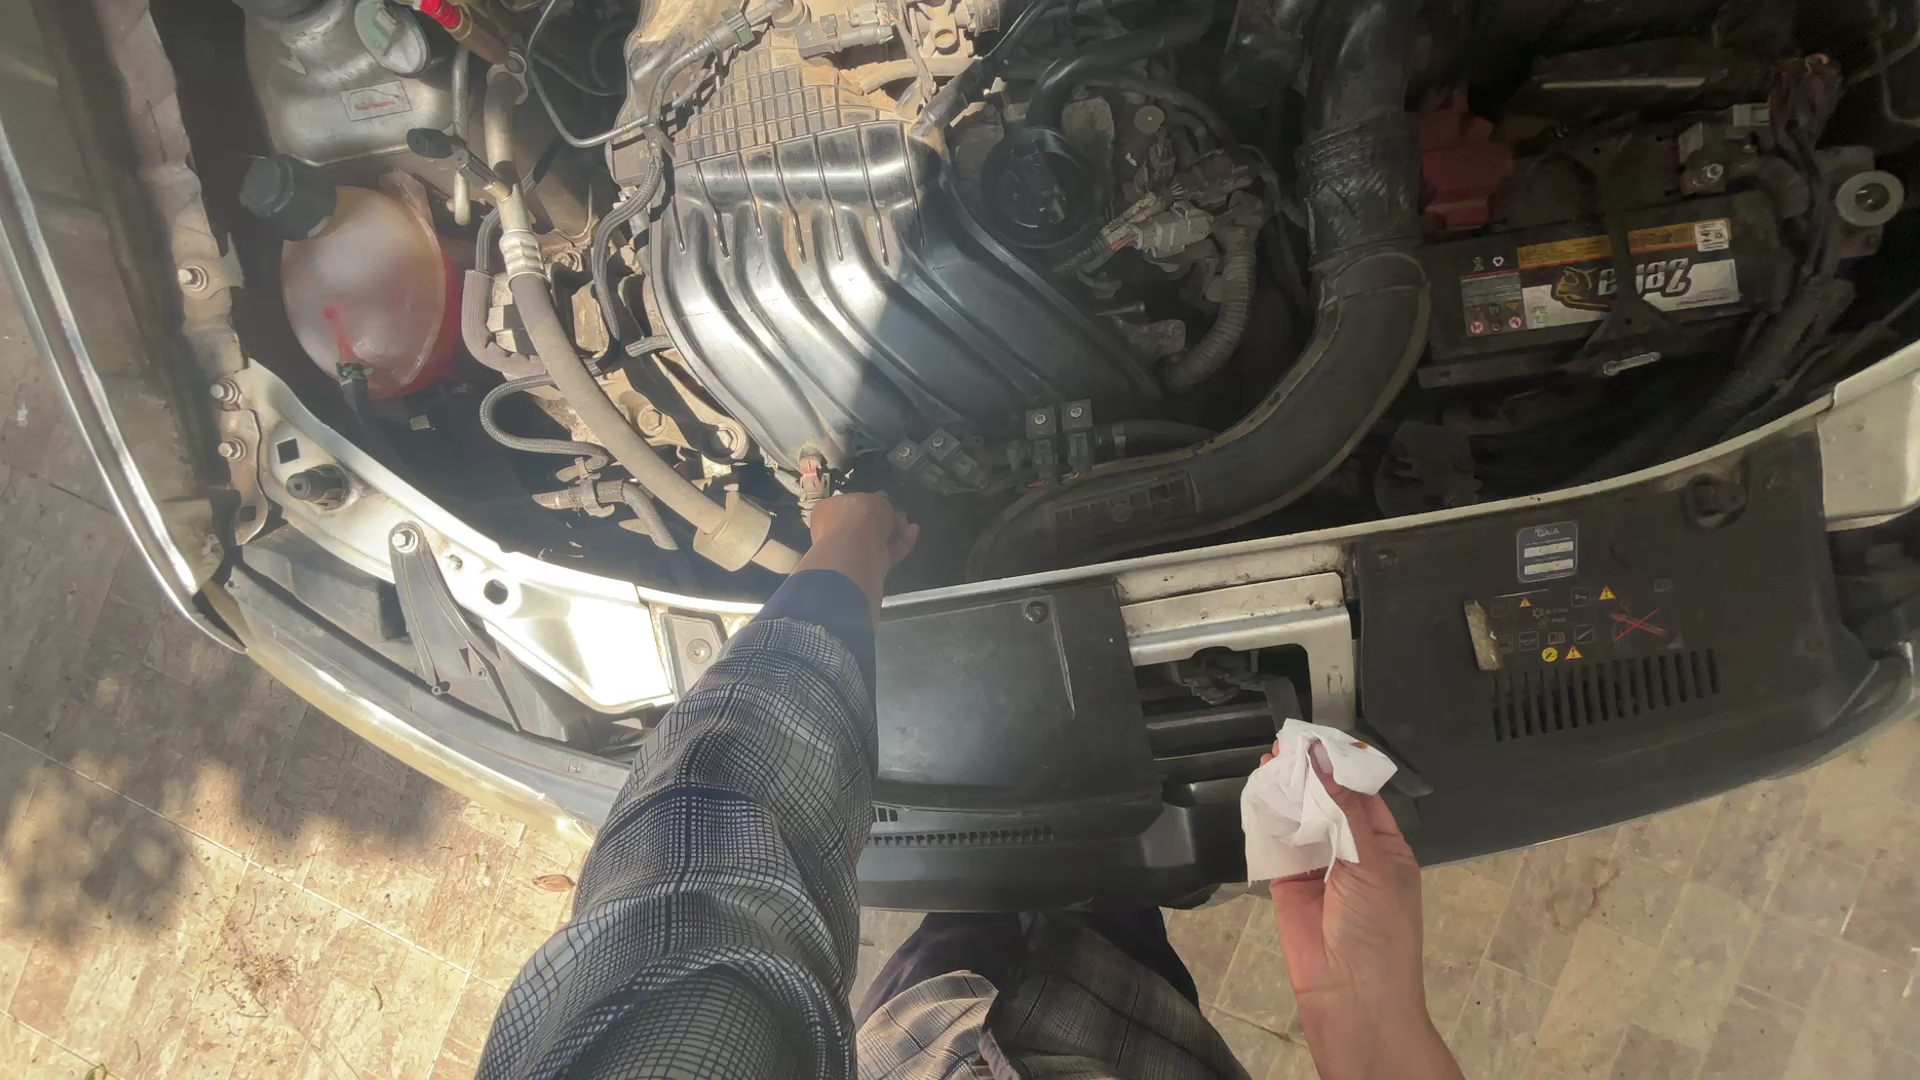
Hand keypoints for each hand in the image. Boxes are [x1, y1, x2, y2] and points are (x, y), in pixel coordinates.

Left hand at [794, 493, 918, 616]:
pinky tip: (913, 534)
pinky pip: (885, 554)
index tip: (886, 504)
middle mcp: (834, 532)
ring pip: (876, 541)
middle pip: (864, 526)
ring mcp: (849, 553)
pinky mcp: (866, 568)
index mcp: (827, 510)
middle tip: (900, 516)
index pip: (849, 507)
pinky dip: (900, 545)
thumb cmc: (858, 516)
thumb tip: (885, 511)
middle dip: (884, 522)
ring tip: (910, 525)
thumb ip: (880, 505)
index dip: (869, 506)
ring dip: (895, 533)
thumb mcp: (874, 499)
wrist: (855, 550)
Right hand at [1264, 743, 1461, 1079]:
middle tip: (1281, 746)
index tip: (1313, 739)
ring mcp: (1315, 865)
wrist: (1351, 998)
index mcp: (1383, 846)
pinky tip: (1254, 795)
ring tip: (1266, 763)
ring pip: (1297, 818)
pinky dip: (1263, 819)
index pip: (1359, 794)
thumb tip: (1323, 757)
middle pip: (1324, 801)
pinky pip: (1273, 842)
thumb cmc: (1378, 932)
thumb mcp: (1371, 865)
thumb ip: (1343, 809)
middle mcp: (1349, 850)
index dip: (1337, 765)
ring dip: (1283, 792)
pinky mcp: (1285, 878)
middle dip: (1305, 775)